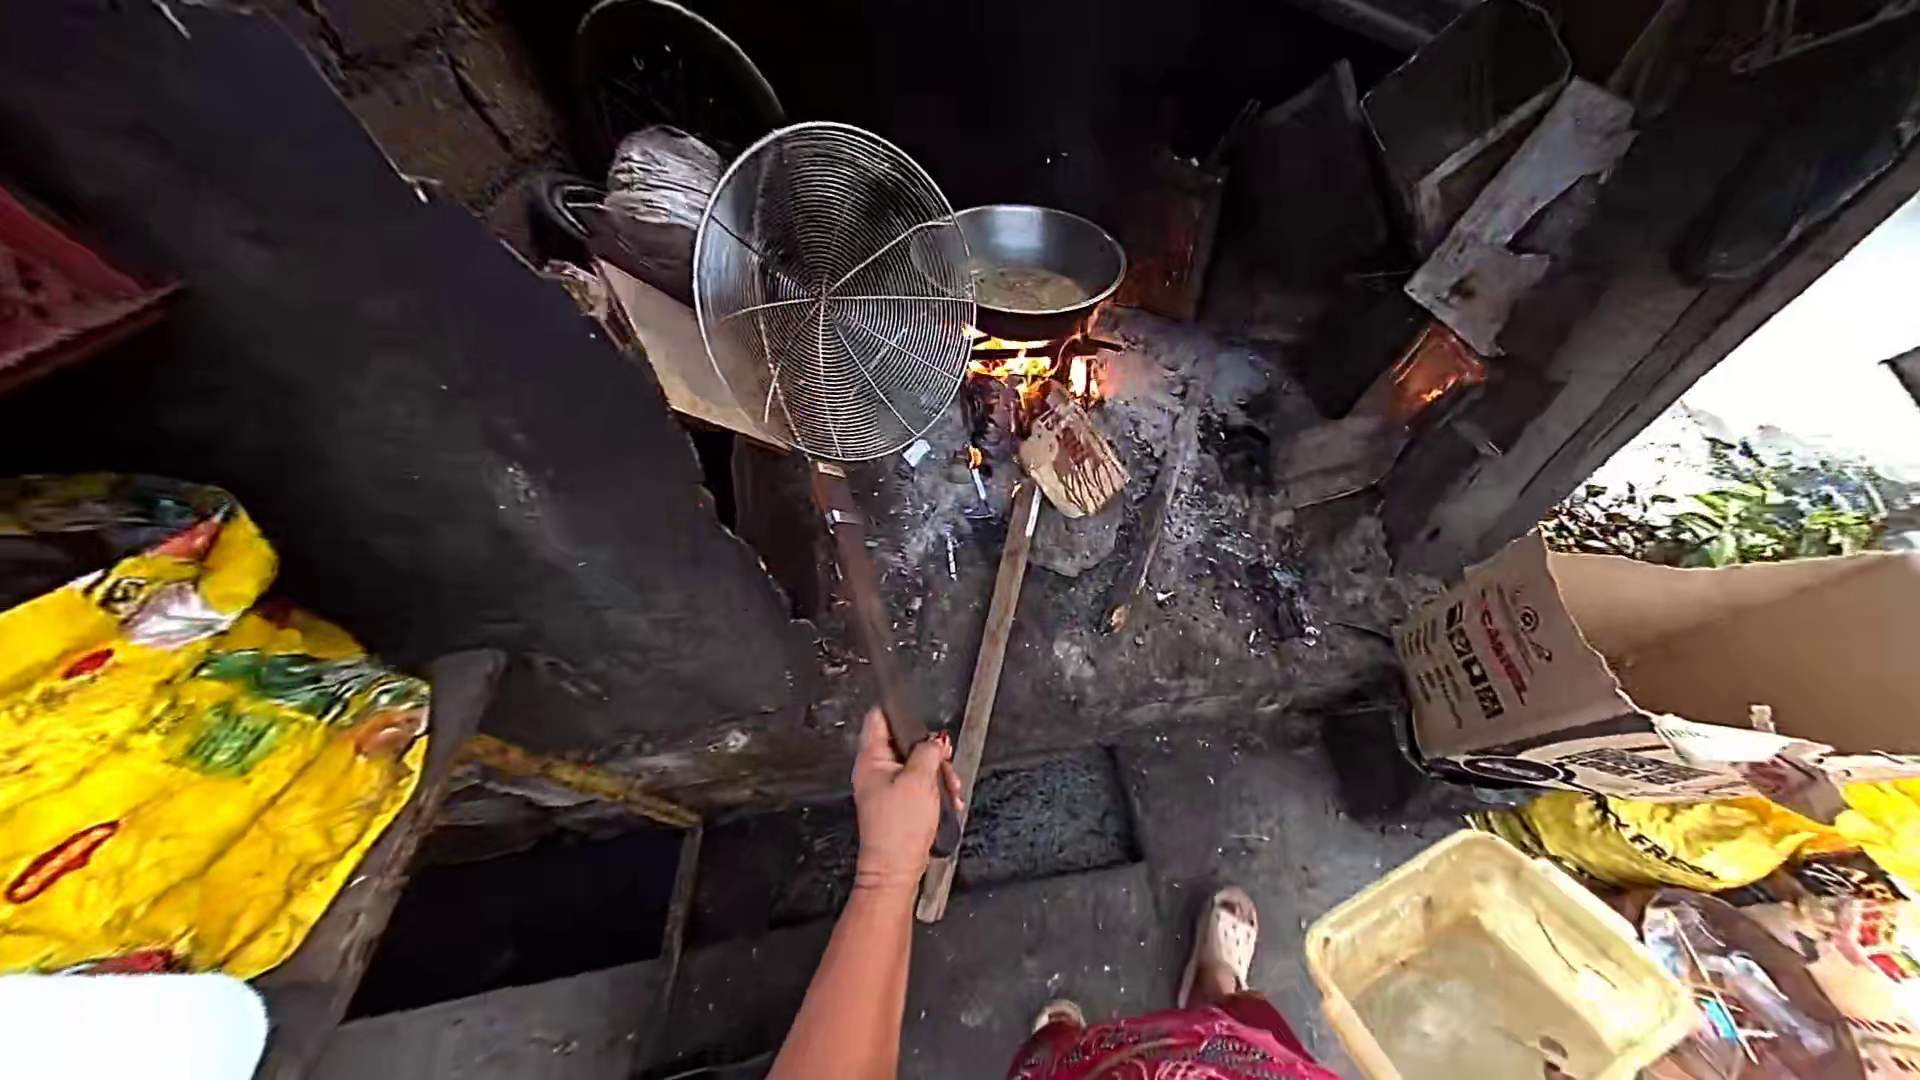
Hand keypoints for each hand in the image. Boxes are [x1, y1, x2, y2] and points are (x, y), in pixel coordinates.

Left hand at [850, 707, 960, 892]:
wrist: (896, 871)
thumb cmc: (899, 828)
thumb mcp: (919, 779)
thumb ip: (930, 751)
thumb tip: (937, 741)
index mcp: (871, 759)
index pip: (879, 718)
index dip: (899, 710)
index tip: (921, 715)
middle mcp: (876, 770)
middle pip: (907, 742)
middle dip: (932, 752)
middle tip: (944, 763)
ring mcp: (887, 786)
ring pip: (918, 764)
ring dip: (939, 774)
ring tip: (950, 790)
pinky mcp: (899, 803)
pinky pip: (921, 784)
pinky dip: (937, 790)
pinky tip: (948, 802)